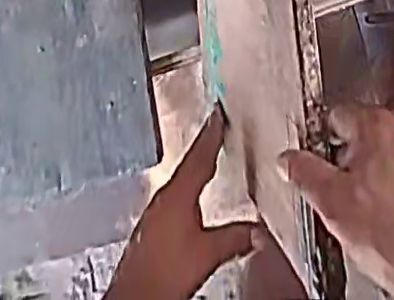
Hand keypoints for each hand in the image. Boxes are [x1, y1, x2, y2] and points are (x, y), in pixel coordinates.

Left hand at [106, 106, 261, 299]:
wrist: (135, 296)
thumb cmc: (163, 273)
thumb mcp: (208, 253)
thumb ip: (234, 237)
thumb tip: (257, 230)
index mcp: (177, 194)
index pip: (199, 156)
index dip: (211, 134)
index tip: (218, 112)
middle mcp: (163, 196)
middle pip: (188, 162)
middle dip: (204, 144)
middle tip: (215, 124)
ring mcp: (156, 209)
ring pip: (180, 177)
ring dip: (195, 163)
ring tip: (207, 151)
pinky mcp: (152, 223)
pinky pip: (174, 191)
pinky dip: (186, 182)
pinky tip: (192, 191)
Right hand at [279, 104, 393, 295]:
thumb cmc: (388, 236)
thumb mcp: (330, 201)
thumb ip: (303, 170)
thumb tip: (287, 159)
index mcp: (376, 123)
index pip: (334, 117)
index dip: (324, 144)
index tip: (325, 164)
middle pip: (359, 128)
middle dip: (350, 153)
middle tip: (349, 187)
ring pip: (382, 142)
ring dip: (373, 161)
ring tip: (371, 196)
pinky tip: (390, 198)